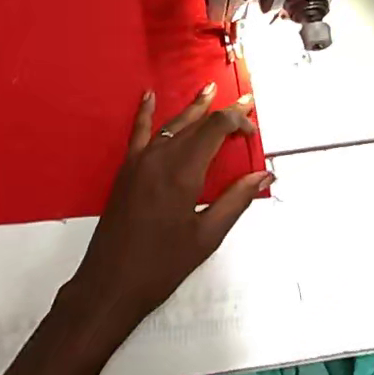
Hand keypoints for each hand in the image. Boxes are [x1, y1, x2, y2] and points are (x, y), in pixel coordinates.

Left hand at [68, 85, 269, 325]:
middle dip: (223, 112)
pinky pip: (138, 133)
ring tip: (209, 90)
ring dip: (194, 107)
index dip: (238, 123)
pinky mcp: (127, 170)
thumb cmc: (161, 265)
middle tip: (245, 100)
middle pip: (198, 123)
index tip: (252, 133)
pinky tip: (148, 96)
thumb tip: (263, 175)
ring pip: (173, 125)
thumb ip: (236, 200)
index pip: (216, 129)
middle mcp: (161, 158)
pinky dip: (144, 112)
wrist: (110, 284)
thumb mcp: (207, 236)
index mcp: (184, 172)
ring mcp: (140, 161)